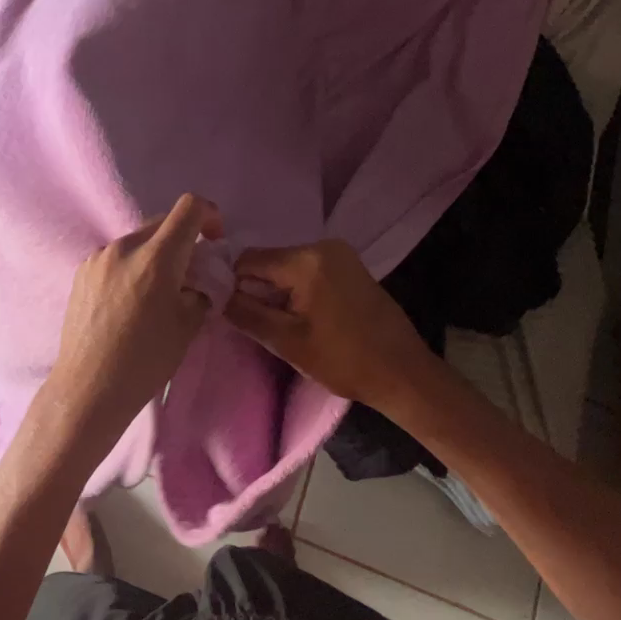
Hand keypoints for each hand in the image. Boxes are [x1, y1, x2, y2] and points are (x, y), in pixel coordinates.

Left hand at [45, 194, 224, 437]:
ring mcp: (98, 258)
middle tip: (189, 276)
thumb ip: (201, 289)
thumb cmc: (145, 360)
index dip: (210, 215)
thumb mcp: (188, 325)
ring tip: (156, 295)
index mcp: (156, 257)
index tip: (214, 241)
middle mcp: (124, 247)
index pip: (189, 208)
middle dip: (182, 240)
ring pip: (137, 241)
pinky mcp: (81, 272)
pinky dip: (131, 268)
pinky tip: (129, 304)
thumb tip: (200, 278)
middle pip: (162, 223)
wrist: (89, 388)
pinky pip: (115, 258)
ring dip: (155, 256)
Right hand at [224, 239, 442, 409]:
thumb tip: (217, 295)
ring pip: (287, 268)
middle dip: (257, 290)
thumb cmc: (344, 360)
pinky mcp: (350, 267)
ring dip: (277, 292)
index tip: (230, 312)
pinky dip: (297, 291)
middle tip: (255, 324)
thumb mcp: (287, 341)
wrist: (403, 373)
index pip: (248, 260)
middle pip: (269, 262)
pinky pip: (308, 271)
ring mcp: (340, 255)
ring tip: (280, 325)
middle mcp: (322, 246)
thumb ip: (247, 314)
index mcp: (306, 260)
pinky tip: (302, 319)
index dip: (232, 284)